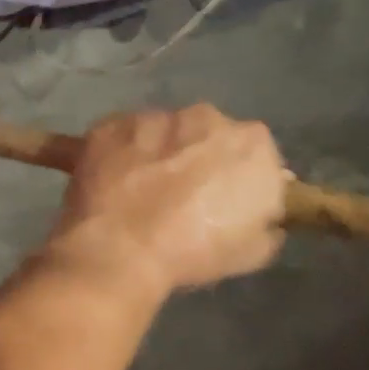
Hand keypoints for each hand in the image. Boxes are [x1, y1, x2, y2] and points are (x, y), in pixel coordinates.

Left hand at [50, 105, 287, 290]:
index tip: (219, 198)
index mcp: (251, 141)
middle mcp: (202, 117)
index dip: (234, 176)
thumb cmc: (192, 252)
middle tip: (175, 193)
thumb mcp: (255, 248)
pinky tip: (103, 180)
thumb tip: (260, 212)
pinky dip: (112, 154)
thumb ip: (265, 218)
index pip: (250, 152)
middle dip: (193, 157)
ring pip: (157, 132)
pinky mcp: (104, 126)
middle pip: (202, 134)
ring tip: (134, 189)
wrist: (117, 251)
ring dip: (152, 152)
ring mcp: (148, 118)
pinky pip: (115, 138)